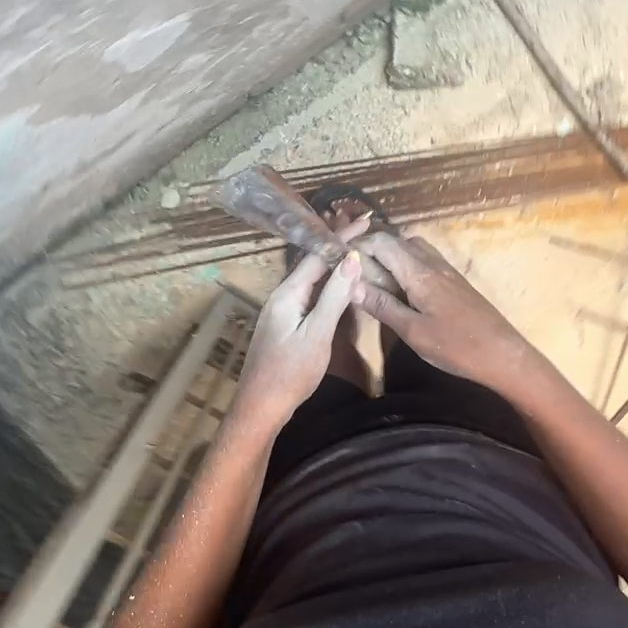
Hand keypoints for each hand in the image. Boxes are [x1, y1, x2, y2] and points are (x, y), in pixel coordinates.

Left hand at [231, 221, 366, 436]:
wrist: (261, 406)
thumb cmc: (290, 372)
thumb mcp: (317, 333)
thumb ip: (334, 296)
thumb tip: (351, 259)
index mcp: (288, 293)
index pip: (317, 255)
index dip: (342, 237)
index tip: (366, 220)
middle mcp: (282, 296)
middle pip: (313, 263)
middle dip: (338, 246)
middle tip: (365, 232)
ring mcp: (282, 311)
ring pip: (311, 280)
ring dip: (334, 266)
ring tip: (358, 253)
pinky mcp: (286, 325)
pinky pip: (310, 295)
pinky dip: (328, 286)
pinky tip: (341, 288)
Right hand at [351, 233, 540, 392]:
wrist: (502, 354)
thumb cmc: (456, 346)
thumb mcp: (413, 331)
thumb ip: (382, 306)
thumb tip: (350, 285)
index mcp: (419, 272)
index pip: (382, 241)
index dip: (359, 245)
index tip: (340, 260)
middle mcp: (432, 262)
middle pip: (397, 240)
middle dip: (373, 249)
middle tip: (354, 273)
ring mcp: (446, 269)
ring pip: (412, 247)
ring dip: (391, 256)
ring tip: (375, 281)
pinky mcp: (454, 280)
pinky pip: (424, 260)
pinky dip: (406, 265)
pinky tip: (401, 289)